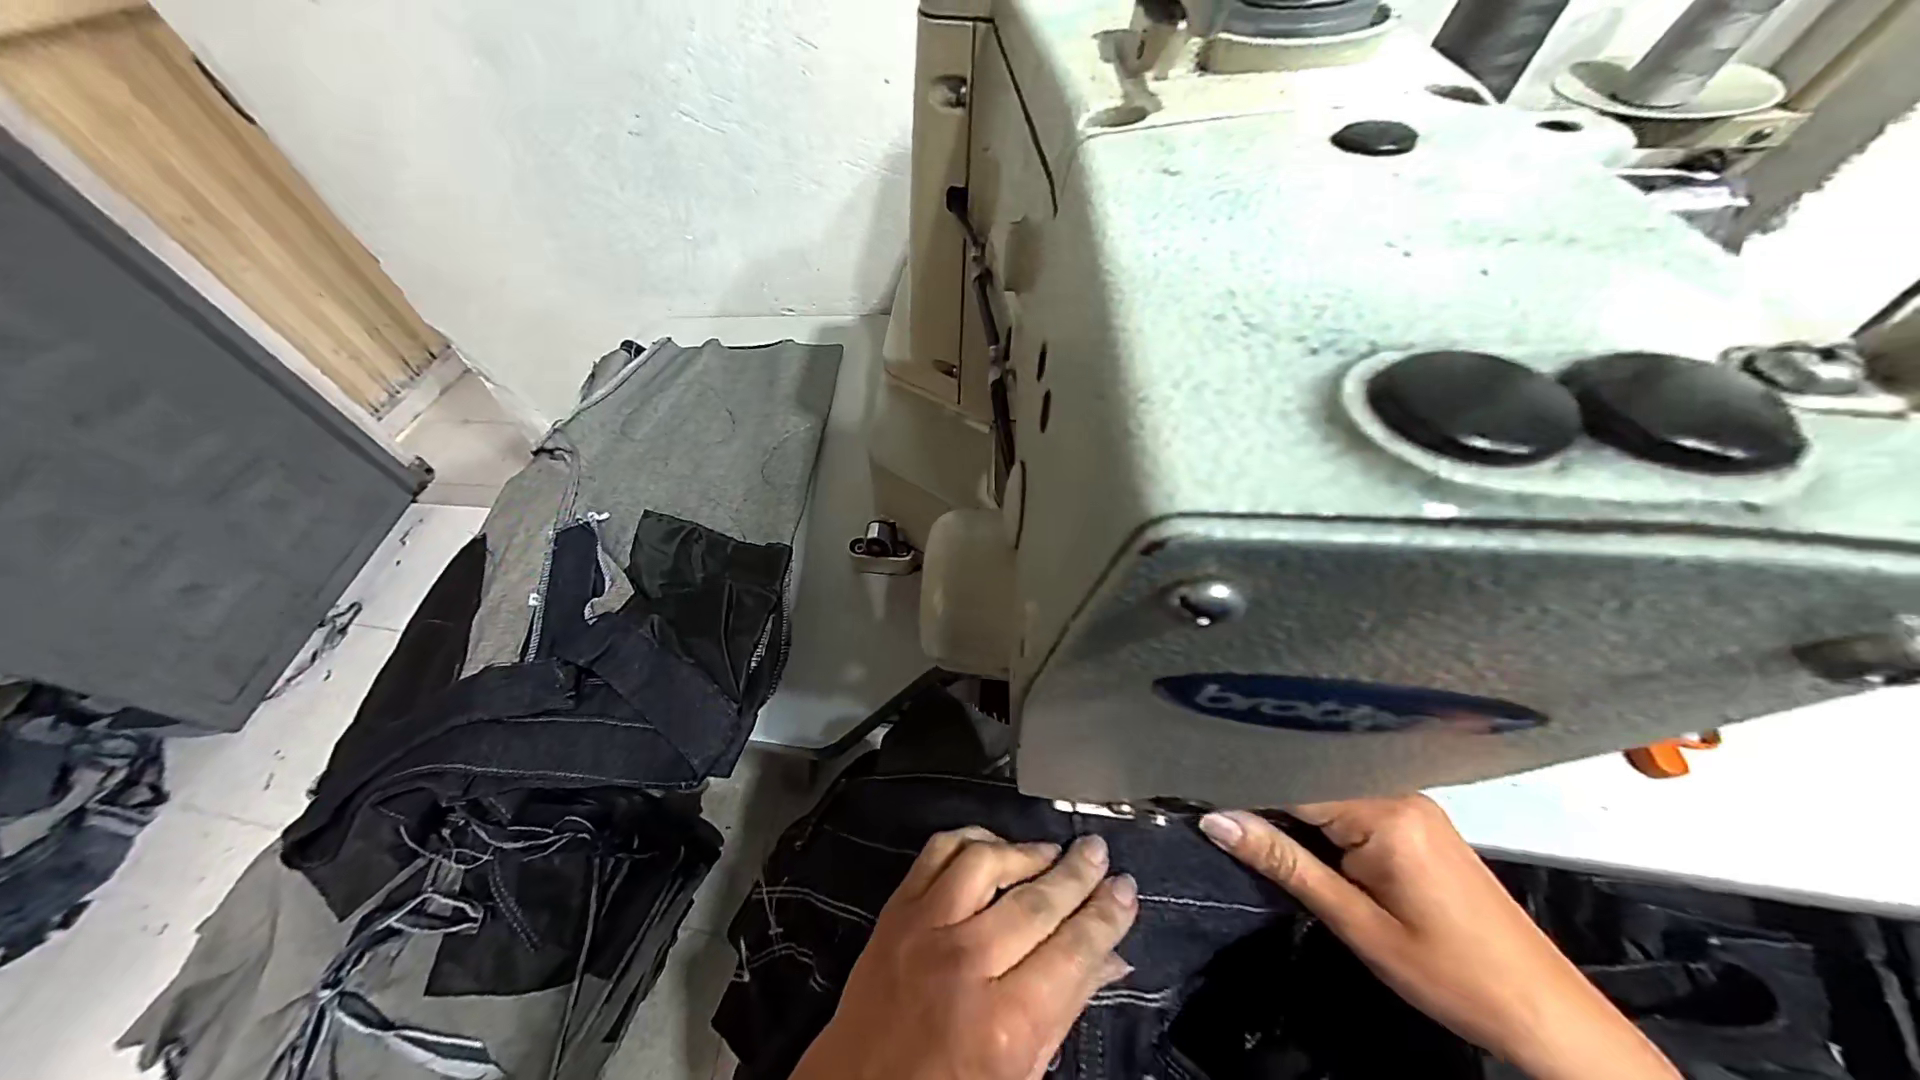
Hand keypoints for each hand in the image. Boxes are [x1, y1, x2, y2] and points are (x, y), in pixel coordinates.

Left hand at [792, 826, 1139, 1079]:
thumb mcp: (1022, 1071)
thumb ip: (1067, 1008)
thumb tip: (1114, 956)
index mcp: (1004, 1024)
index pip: (1073, 951)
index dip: (1106, 915)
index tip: (1126, 888)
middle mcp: (965, 963)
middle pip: (1036, 902)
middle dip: (1077, 873)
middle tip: (1099, 851)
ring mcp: (924, 929)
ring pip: (987, 863)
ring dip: (1027, 850)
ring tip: (1053, 852)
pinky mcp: (896, 909)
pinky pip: (938, 852)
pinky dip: (971, 839)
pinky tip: (994, 846)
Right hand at [1199, 798, 1679, 1079]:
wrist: (1547, 1012)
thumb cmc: (1451, 974)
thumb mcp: (1356, 923)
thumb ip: (1283, 863)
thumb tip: (1214, 819)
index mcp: (1384, 812)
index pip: (1292, 778)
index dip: (1240, 781)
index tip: (1191, 778)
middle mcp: (1398, 791)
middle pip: (1310, 773)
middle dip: (1259, 784)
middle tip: (1201, 785)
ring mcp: (1411, 802)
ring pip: (1328, 784)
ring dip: (1286, 797)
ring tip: (1233, 797)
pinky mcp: (1416, 819)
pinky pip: (1351, 798)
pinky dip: (1316, 809)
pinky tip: (1289, 818)